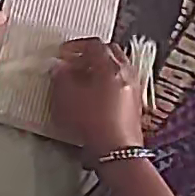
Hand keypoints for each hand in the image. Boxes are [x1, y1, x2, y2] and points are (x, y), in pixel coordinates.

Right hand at [51, 37, 143, 154]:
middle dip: (91, 54)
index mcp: (109, 66)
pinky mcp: (135, 103)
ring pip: (117, 67)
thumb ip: (61, 76)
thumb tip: (60, 66)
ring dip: (100, 67)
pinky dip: (107, 81)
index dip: (75, 46)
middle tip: (74, 62)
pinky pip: (120, 82)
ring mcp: (133, 87)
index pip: (94, 45)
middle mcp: (126, 72)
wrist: (116, 150)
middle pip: (110, 52)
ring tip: (83, 78)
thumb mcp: (66, 96)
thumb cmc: (90, 120)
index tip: (62, 53)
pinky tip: (95, 94)